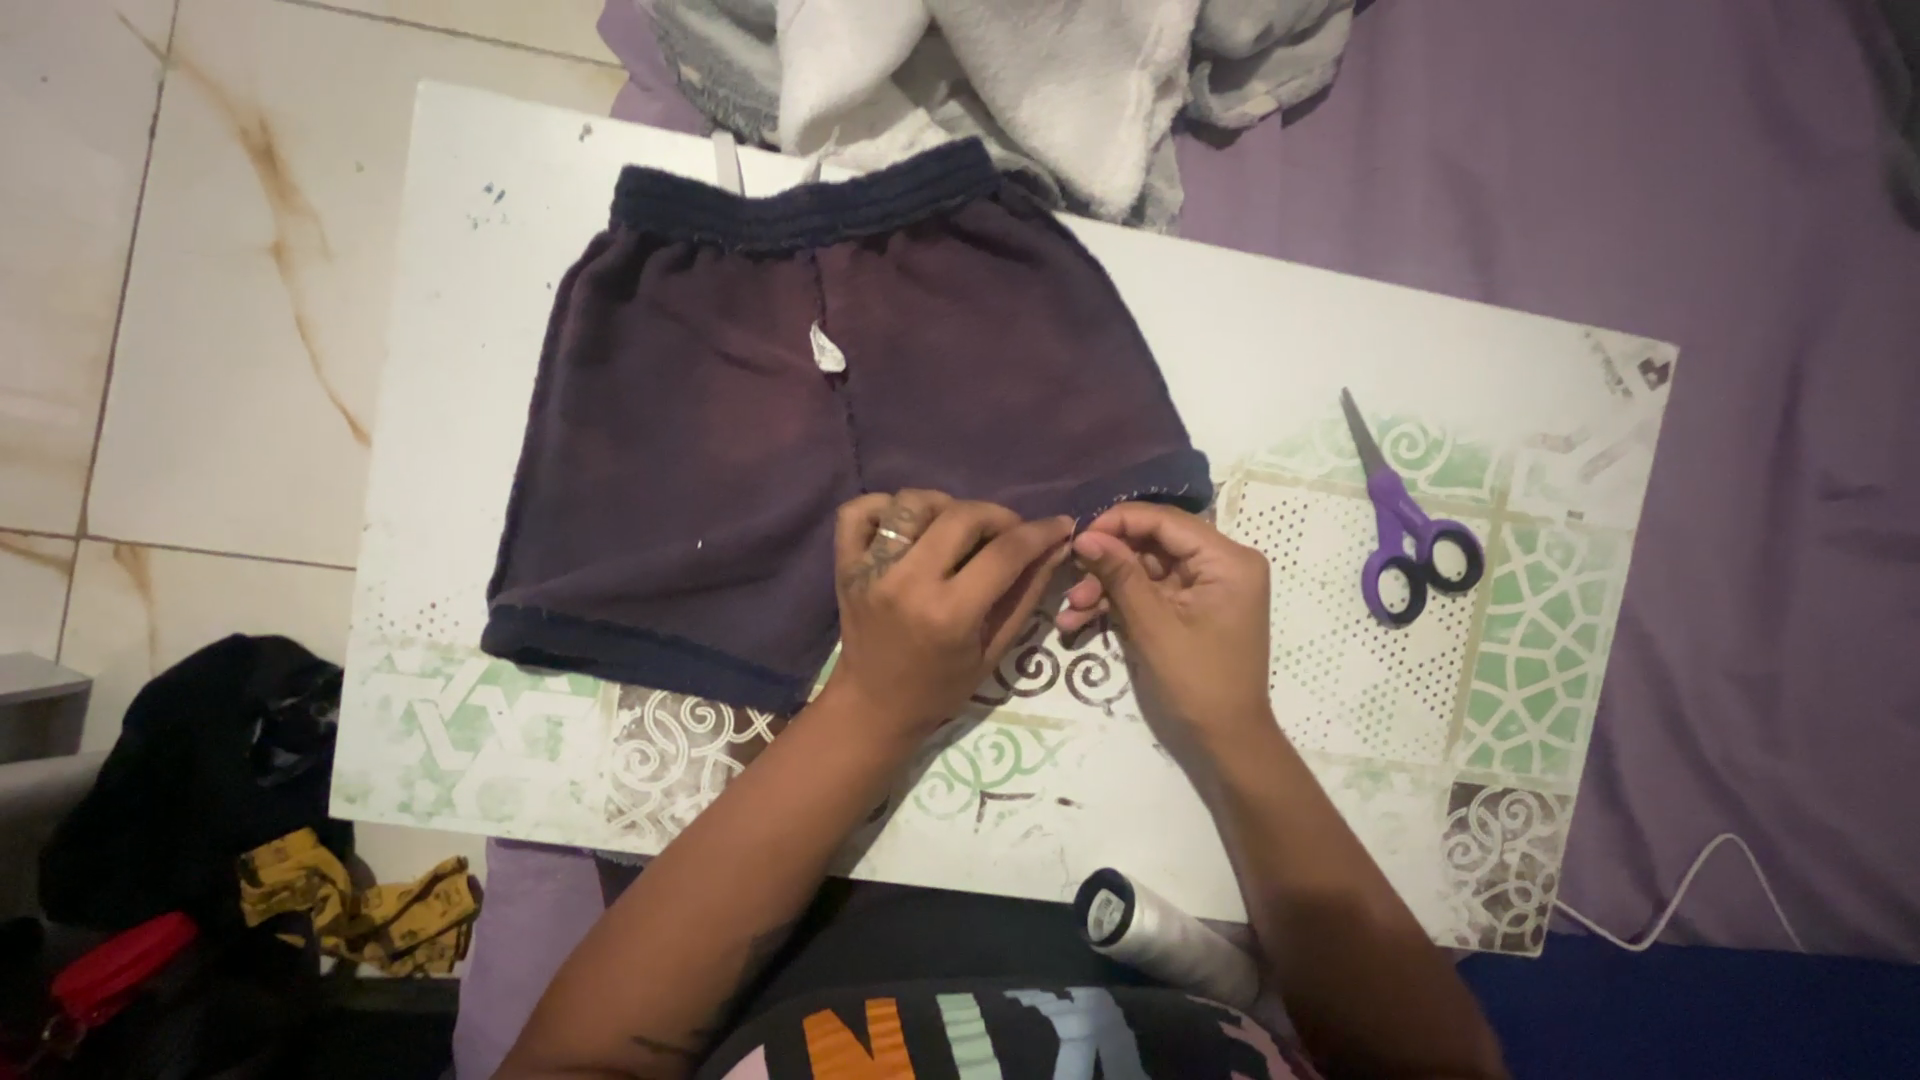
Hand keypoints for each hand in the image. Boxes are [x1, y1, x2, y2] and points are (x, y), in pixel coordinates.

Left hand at [823, 490, 1073, 739]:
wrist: (873, 705)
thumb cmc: (941, 686)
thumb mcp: (994, 650)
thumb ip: (1026, 595)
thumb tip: (1056, 547)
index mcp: (949, 614)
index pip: (1005, 553)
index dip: (1040, 532)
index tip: (1059, 526)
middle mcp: (907, 583)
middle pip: (961, 516)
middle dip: (998, 515)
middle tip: (1008, 532)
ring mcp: (870, 570)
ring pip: (910, 503)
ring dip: (944, 505)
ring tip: (957, 526)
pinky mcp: (845, 564)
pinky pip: (858, 510)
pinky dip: (883, 506)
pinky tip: (907, 525)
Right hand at [1056, 502, 1272, 741]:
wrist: (1227, 739)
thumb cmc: (1198, 681)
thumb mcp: (1153, 624)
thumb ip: (1120, 574)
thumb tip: (1083, 535)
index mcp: (1228, 559)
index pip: (1166, 520)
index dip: (1118, 523)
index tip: (1077, 537)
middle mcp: (1222, 563)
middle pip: (1153, 542)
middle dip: (1108, 562)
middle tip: (1070, 577)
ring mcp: (1206, 585)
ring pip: (1145, 567)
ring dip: (1107, 586)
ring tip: (1072, 611)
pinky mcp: (1191, 605)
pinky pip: (1150, 590)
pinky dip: (1120, 603)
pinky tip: (1081, 619)